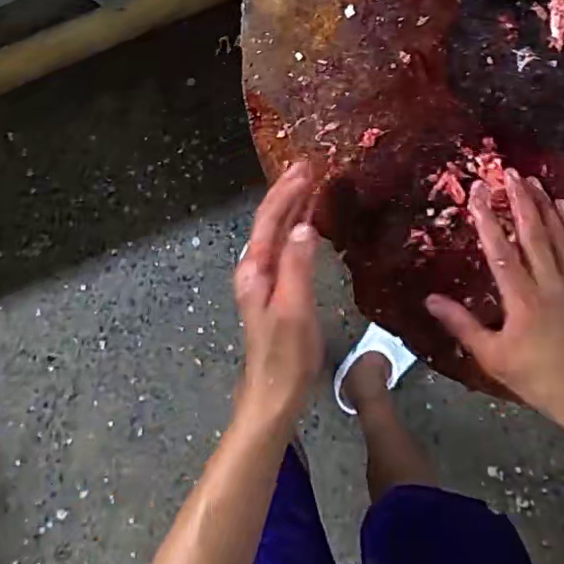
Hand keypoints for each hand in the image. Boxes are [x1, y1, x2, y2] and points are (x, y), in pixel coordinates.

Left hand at [232, 161, 323, 431]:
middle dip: (287, 192)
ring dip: (291, 206)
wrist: (273, 396)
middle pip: (269, 221)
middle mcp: (255, 268)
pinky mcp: (275, 289)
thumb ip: (297, 266)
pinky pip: (284, 247)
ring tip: (309, 184)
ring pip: (276, 232)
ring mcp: (263, 279)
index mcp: (255, 269)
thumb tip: (304, 225)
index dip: (286, 193)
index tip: (304, 169)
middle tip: (308, 167)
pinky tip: (308, 222)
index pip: (269, 220)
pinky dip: (296, 228)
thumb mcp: (294, 309)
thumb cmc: (285, 356)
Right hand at [425, 172, 563, 434]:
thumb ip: (462, 325)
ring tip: (531, 179)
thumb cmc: (538, 379)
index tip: (478, 192)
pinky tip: (562, 205)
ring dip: (543, 205)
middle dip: (520, 201)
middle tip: (509, 173)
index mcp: (523, 301)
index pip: (501, 252)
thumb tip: (430, 299)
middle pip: (534, 234)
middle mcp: (548, 285)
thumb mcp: (493, 357)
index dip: (487, 219)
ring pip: (557, 236)